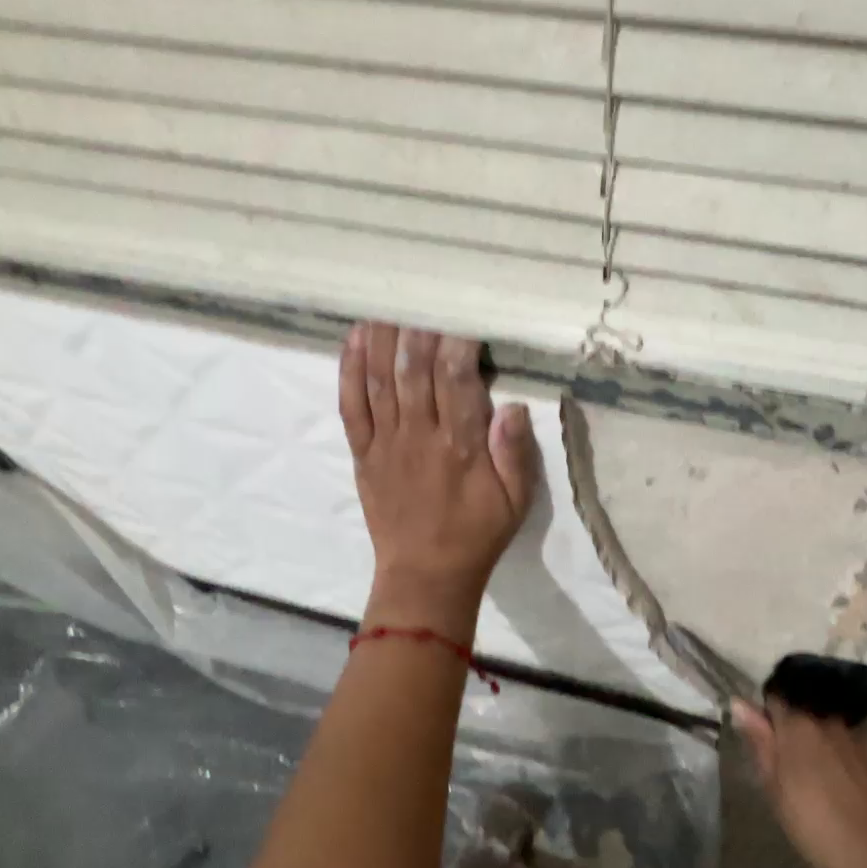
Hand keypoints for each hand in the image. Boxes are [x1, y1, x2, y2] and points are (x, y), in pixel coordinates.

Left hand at [340, 324, 539, 624]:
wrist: (425, 575)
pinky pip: (352, 406)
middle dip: (419, 327)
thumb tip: (514, 406)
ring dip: (383, 337)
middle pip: (414, 370)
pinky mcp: (364, 453)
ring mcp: (386, 443)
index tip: (464, 312)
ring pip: (380, 380)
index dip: (458, 340)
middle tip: (425, 293)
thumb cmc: (478, 533)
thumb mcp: (516, 501)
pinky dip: (350, 370)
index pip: (456, 379)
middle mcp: (419, 437)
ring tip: (389, 299)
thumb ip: (514, 454)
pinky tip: (356, 338)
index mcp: (460, 446)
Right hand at [733, 699, 866, 867]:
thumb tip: (739, 703)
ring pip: (826, 730)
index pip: (774, 699)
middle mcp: (827, 721)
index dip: (765, 716)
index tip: (762, 741)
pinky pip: (848, 745)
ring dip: (817, 744)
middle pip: (802, 713)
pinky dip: (839, 758)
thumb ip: (760, 744)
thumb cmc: (819, 828)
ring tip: (815, 780)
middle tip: (786, 768)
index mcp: (797, 726)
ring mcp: (856, 736)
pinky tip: (841, 787)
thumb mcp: (777, 791)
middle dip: (791, 731)